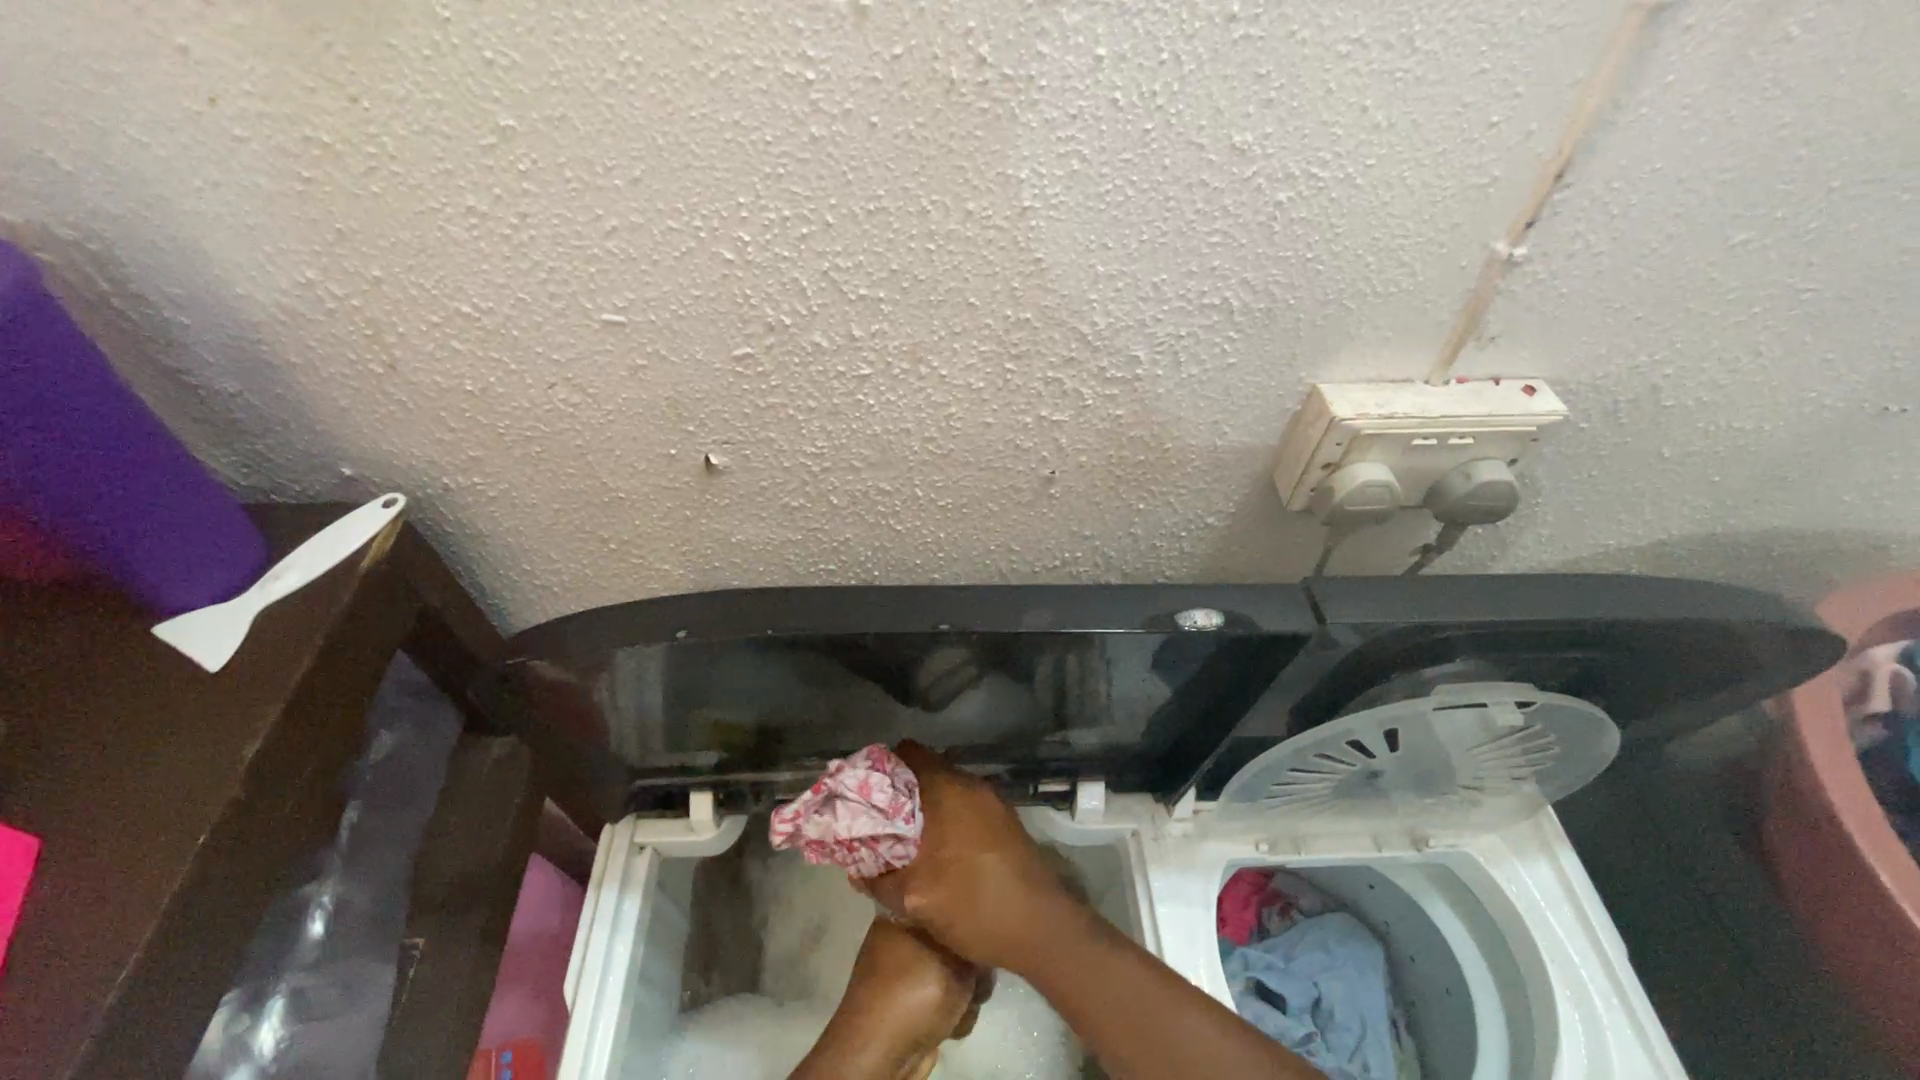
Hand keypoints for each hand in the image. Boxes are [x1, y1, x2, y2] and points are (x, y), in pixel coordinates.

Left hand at [794, 917, 989, 1079]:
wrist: (884, 1051)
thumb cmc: (916, 988)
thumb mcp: (956, 952)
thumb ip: (974, 936)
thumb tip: (982, 931)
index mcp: (902, 914)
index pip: (946, 902)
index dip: (969, 919)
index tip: (982, 933)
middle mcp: (903, 939)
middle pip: (956, 942)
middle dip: (972, 967)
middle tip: (974, 978)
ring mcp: (908, 974)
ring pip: (957, 974)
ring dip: (967, 994)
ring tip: (960, 1005)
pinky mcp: (915, 1005)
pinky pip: (948, 1000)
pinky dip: (954, 1014)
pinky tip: (950, 1026)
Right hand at [864, 740, 1086, 972]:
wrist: (1043, 929)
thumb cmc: (974, 905)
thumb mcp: (913, 899)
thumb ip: (878, 878)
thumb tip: (856, 868)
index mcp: (948, 789)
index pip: (908, 753)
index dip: (881, 766)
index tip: (863, 790)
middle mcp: (973, 786)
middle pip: (928, 770)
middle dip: (900, 791)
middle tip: (876, 818)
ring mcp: (994, 803)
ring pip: (948, 791)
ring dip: (925, 808)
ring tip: (901, 837)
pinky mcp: (1006, 823)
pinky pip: (966, 807)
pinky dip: (947, 819)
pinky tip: (935, 850)